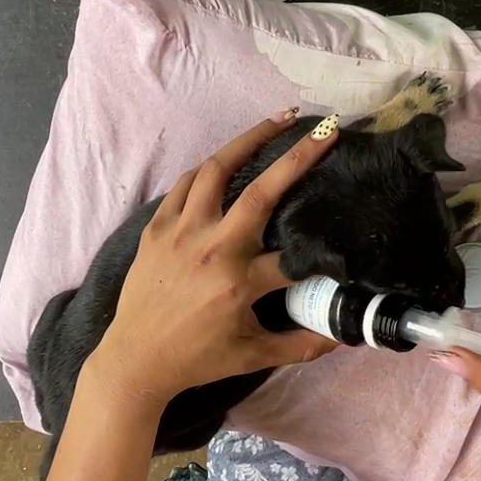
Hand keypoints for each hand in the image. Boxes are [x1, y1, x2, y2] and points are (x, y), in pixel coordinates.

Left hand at [86, 112, 341, 411]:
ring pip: (217, 172)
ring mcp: (181, 234)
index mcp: (239, 284)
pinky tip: (230, 157)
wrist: (135, 360)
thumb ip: (302, 344)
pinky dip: (210, 168)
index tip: (341, 234)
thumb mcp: (254, 358)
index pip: (294, 257)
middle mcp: (212, 251)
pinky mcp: (157, 228)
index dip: (323, 250)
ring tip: (279, 119)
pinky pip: (185, 185)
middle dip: (296, 157)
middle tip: (323, 130)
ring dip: (250, 139)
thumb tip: (344, 335)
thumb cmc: (198, 359)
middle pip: (261, 193)